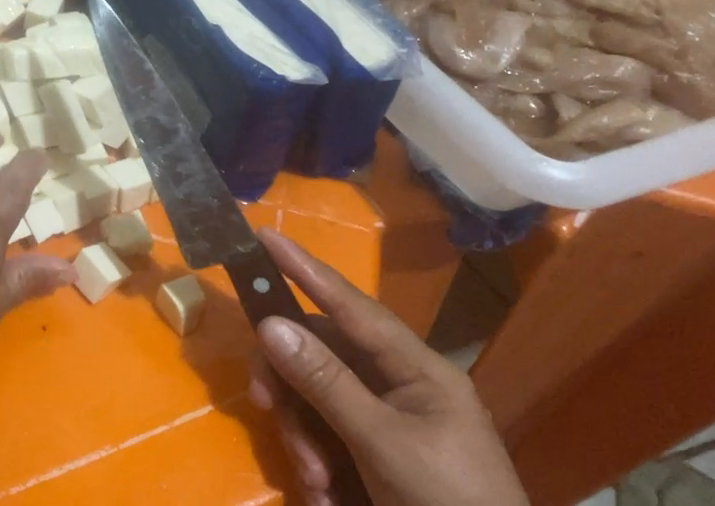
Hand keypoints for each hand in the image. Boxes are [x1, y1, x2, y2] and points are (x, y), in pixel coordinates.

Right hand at [248, 229, 528, 505]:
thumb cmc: (450, 502)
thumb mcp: (384, 445)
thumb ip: (325, 382)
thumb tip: (269, 322)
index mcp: (418, 371)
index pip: (351, 305)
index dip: (306, 269)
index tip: (264, 234)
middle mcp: (399, 385)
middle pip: (318, 355)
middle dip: (289, 387)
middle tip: (265, 409)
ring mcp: (386, 420)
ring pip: (313, 397)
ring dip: (301, 436)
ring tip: (315, 482)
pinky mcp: (374, 452)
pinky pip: (323, 433)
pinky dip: (314, 460)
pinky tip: (323, 493)